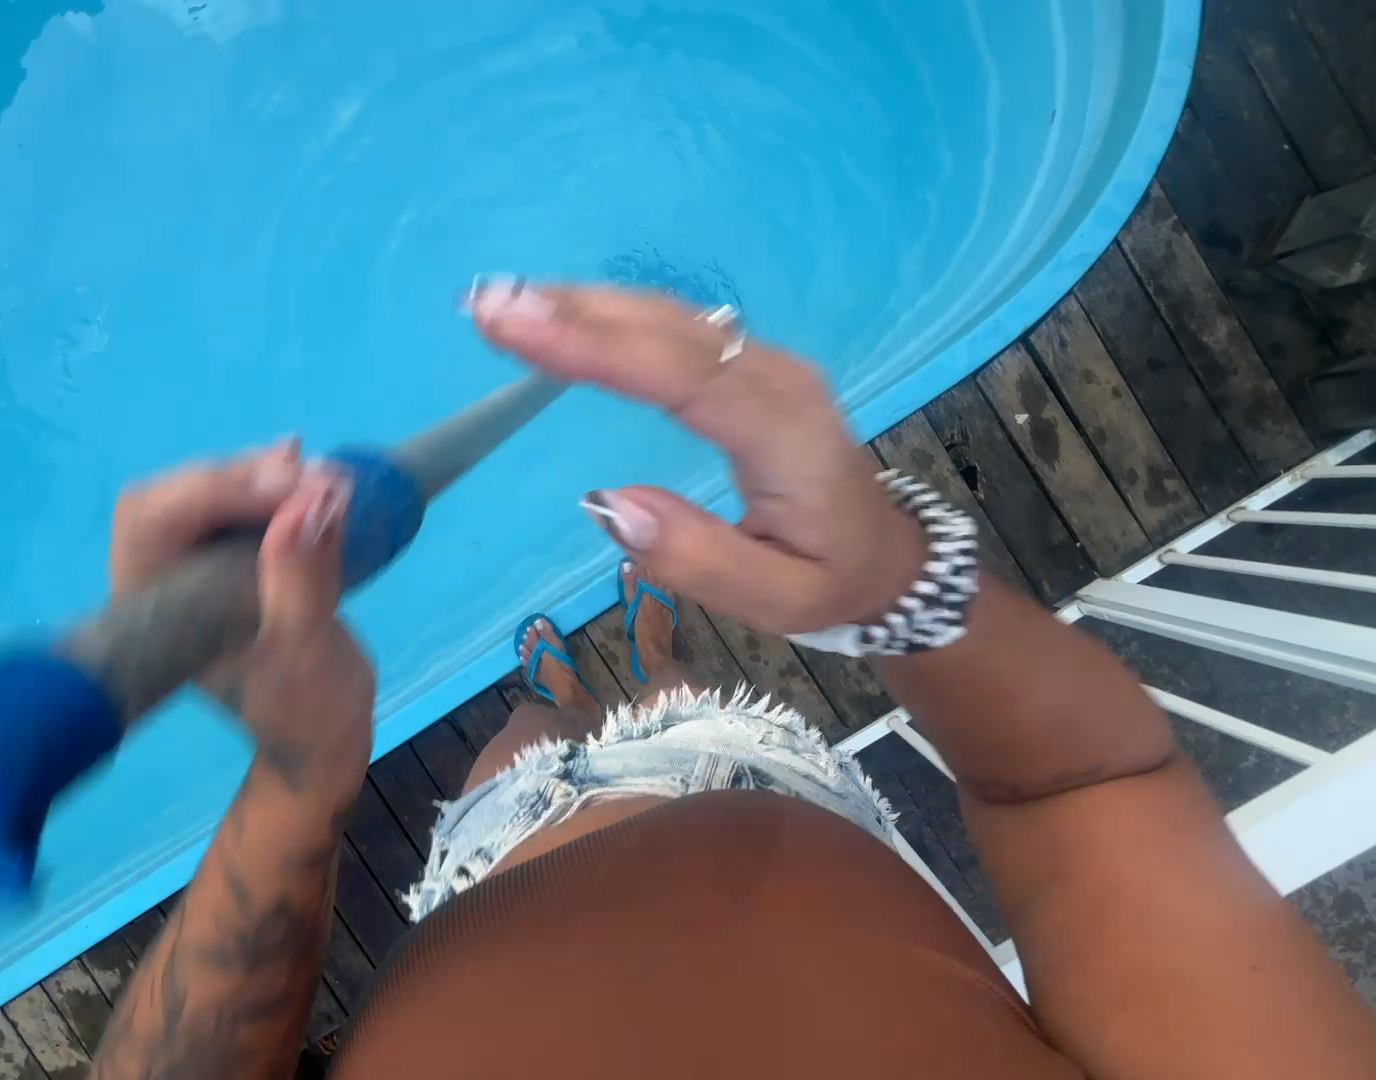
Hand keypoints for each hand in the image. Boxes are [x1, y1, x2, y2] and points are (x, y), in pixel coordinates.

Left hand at [108, 440, 374, 797]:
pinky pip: (242, 504)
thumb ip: (303, 578)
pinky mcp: (233, 559)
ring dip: (265, 474)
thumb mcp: (308, 649)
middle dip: (244, 477)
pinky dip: (275, 482)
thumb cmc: (308, 707)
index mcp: (157, 614)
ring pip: (211, 491)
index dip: (214, 492)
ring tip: (324, 476)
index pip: (153, 523)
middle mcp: (163, 583)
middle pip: (178, 496)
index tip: (289, 487)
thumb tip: (311, 500)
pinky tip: (302, 461)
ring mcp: (197, 569)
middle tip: (313, 476)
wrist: (325, 728)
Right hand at [469, 281, 927, 634]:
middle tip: (488, 305)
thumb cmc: (827, 579)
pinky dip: (611, 316)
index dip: (596, 347)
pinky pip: (673, 329)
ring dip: (583, 305)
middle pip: (667, 330)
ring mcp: (763, 364)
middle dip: (573, 312)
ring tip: (506, 304)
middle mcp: (774, 377)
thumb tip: (607, 505)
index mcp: (782, 431)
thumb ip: (697, 559)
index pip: (681, 375)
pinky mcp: (748, 365)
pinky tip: (565, 314)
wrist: (887, 553)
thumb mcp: (775, 599)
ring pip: (667, 317)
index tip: (517, 328)